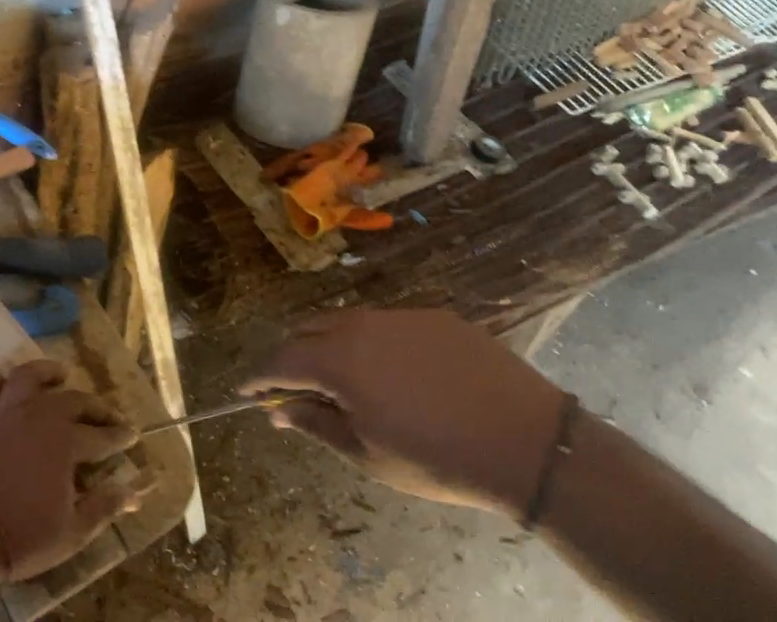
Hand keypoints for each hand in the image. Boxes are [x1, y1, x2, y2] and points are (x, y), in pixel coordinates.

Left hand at [0, 360, 141, 586]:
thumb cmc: (23, 536)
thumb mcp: (73, 532)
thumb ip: (104, 507)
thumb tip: (133, 493)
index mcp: (65, 442)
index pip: (101, 436)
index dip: (119, 436)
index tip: (133, 435)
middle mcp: (37, 417)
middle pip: (72, 401)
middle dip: (95, 407)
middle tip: (108, 415)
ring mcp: (3, 415)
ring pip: (27, 378)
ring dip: (46, 372)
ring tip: (60, 373)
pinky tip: (2, 382)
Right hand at [241, 309, 568, 517]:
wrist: (530, 444)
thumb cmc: (438, 459)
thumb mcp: (368, 455)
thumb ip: (316, 425)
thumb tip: (278, 411)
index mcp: (338, 361)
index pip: (280, 360)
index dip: (258, 376)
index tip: (245, 390)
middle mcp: (361, 326)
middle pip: (307, 331)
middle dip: (292, 357)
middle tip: (295, 389)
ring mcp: (401, 317)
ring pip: (347, 321)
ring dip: (330, 345)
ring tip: (343, 380)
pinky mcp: (437, 318)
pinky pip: (388, 324)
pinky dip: (373, 343)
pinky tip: (396, 374)